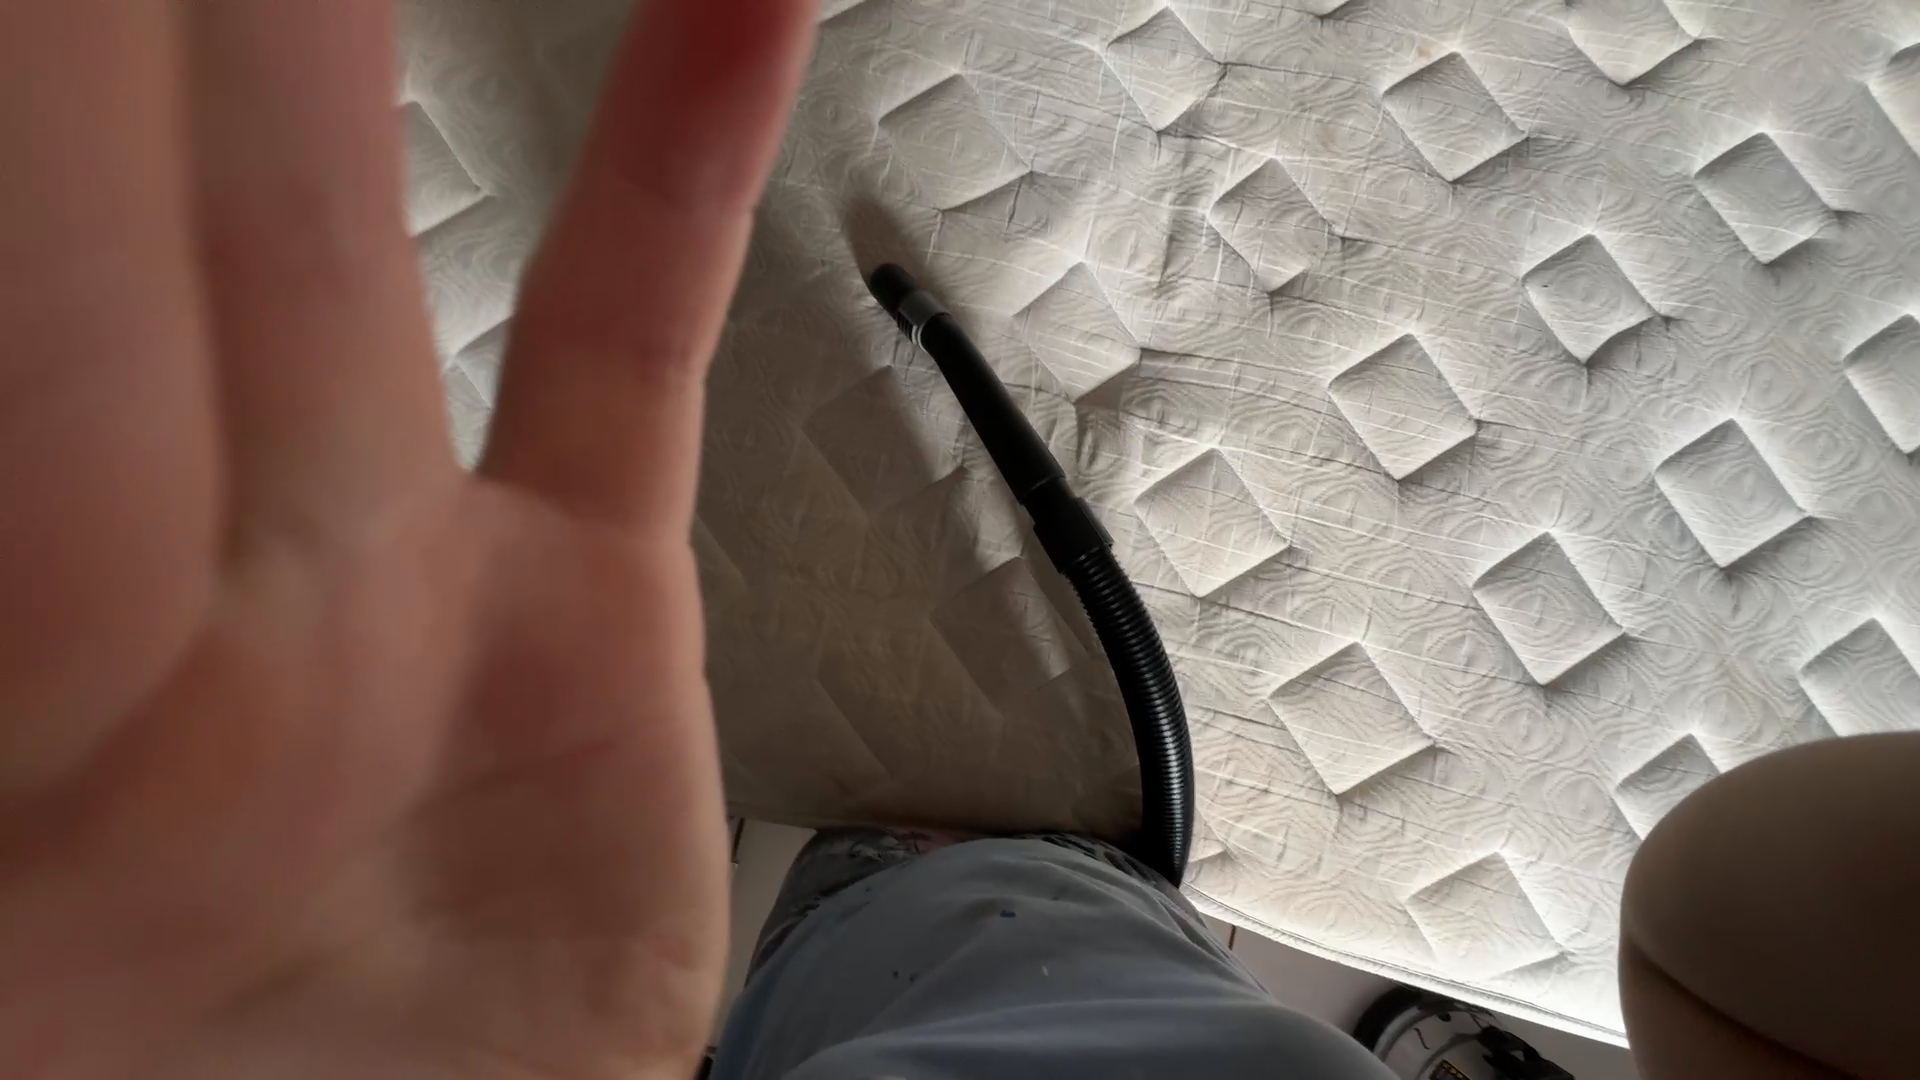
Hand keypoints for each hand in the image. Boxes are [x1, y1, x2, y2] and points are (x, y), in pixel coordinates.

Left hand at [0, 2, 814, 1076]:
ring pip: (347, 226)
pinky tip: (743, 30)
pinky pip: (635, 343)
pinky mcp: (587, 590)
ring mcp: (399, 577)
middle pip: (127, 201)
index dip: (29, 90)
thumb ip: (41, 647)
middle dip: (179, 27)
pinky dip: (685, 183)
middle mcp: (145, 589)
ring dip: (367, 28)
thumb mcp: (46, 916)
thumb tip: (68, 406)